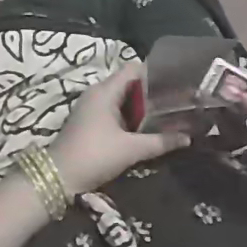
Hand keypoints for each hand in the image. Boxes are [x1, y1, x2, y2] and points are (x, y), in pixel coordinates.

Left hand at [50, 62, 189, 192]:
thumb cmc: (95, 156)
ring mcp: (91, 107)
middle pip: (129, 83)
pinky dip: (130, 116)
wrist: (58, 177)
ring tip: (167, 113)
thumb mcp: (131, 149)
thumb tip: (188, 137)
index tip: (177, 82)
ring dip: (141, 106)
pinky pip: (114, 110)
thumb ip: (160, 141)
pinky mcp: (89, 121)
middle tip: (177, 100)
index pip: (134, 69)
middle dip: (152, 92)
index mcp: (105, 91)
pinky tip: (146, 127)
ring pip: (122, 99)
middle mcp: (97, 93)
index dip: (156, 73)